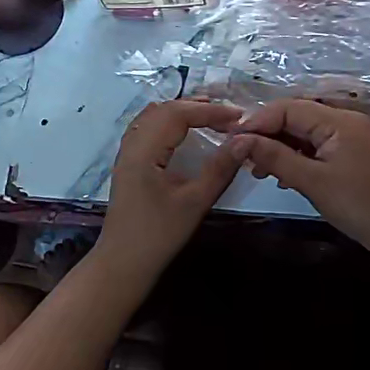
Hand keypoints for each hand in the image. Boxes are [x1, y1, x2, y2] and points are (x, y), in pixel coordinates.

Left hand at [96, 100, 244, 269]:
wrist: (124, 262)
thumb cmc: (159, 234)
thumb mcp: (195, 202)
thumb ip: (220, 168)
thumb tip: (245, 139)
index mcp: (144, 151)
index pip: (177, 114)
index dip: (209, 111)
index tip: (238, 117)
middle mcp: (131, 145)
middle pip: (163, 110)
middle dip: (196, 107)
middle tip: (229, 115)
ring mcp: (126, 154)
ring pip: (152, 117)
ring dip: (181, 112)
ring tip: (211, 117)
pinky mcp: (128, 164)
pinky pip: (147, 129)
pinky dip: (168, 123)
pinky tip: (184, 132)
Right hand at [230, 99, 369, 257]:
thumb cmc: (363, 208)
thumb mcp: (312, 182)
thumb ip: (274, 157)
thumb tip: (239, 140)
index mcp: (339, 121)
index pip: (287, 108)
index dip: (257, 122)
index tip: (232, 141)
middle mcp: (348, 121)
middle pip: (297, 116)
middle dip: (268, 134)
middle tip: (244, 158)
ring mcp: (355, 137)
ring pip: (307, 132)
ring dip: (281, 147)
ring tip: (261, 170)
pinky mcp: (358, 154)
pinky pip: (320, 145)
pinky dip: (299, 156)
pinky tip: (285, 176)